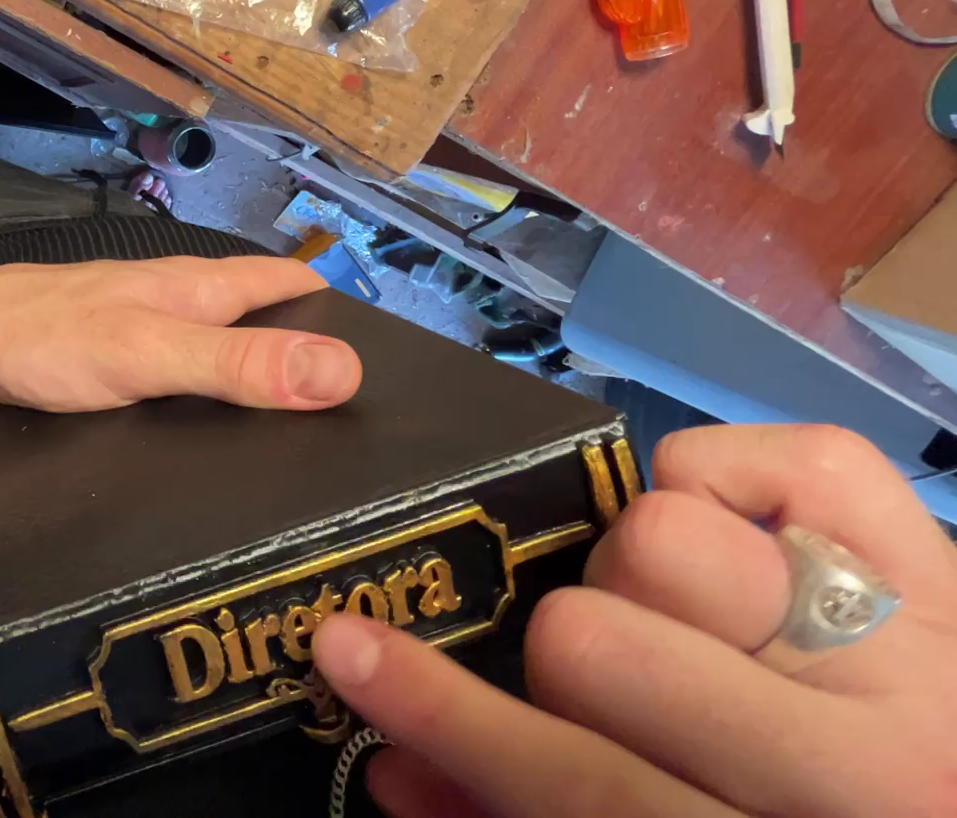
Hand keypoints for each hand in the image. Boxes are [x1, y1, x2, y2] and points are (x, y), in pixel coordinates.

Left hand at [0, 256, 362, 447]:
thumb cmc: (52, 340)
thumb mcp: (151, 355)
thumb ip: (237, 365)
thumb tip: (345, 372)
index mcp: (197, 287)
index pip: (290, 287)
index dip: (340, 315)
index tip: (388, 371)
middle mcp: (175, 298)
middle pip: (260, 316)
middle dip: (304, 352)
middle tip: (347, 422)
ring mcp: (142, 324)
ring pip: (218, 343)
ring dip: (254, 375)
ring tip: (289, 437)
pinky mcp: (113, 354)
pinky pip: (179, 369)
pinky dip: (207, 391)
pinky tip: (209, 430)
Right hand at [312, 424, 956, 816]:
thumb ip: (511, 807)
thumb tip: (388, 769)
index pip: (574, 781)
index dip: (445, 714)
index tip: (345, 649)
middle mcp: (890, 770)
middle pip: (592, 635)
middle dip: (566, 647)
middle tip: (600, 677)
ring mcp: (931, 655)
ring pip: (671, 535)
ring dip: (642, 571)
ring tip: (680, 619)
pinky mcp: (953, 568)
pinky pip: (794, 459)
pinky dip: (732, 480)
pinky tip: (744, 544)